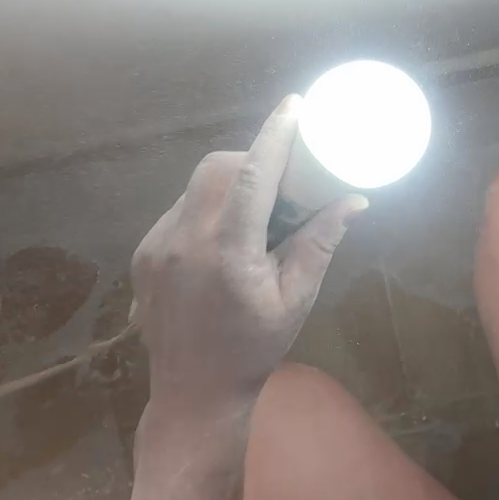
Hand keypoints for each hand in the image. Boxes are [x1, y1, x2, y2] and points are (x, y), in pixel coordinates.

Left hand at [129, 95, 367, 416]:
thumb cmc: (254, 347)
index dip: (274, 136)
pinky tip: (228, 236)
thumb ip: (320, 243)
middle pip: (217, 168)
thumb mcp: (296, 299)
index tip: (294, 106)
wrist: (193, 394)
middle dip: (253, 157)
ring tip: (258, 210)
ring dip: (231, 182)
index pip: (251, 177)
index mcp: (227, 253)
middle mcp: (184, 241)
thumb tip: (353, 200)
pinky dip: (210, 207)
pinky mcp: (145, 255)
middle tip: (284, 175)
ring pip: (196, 185)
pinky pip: (182, 209)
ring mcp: (157, 246)